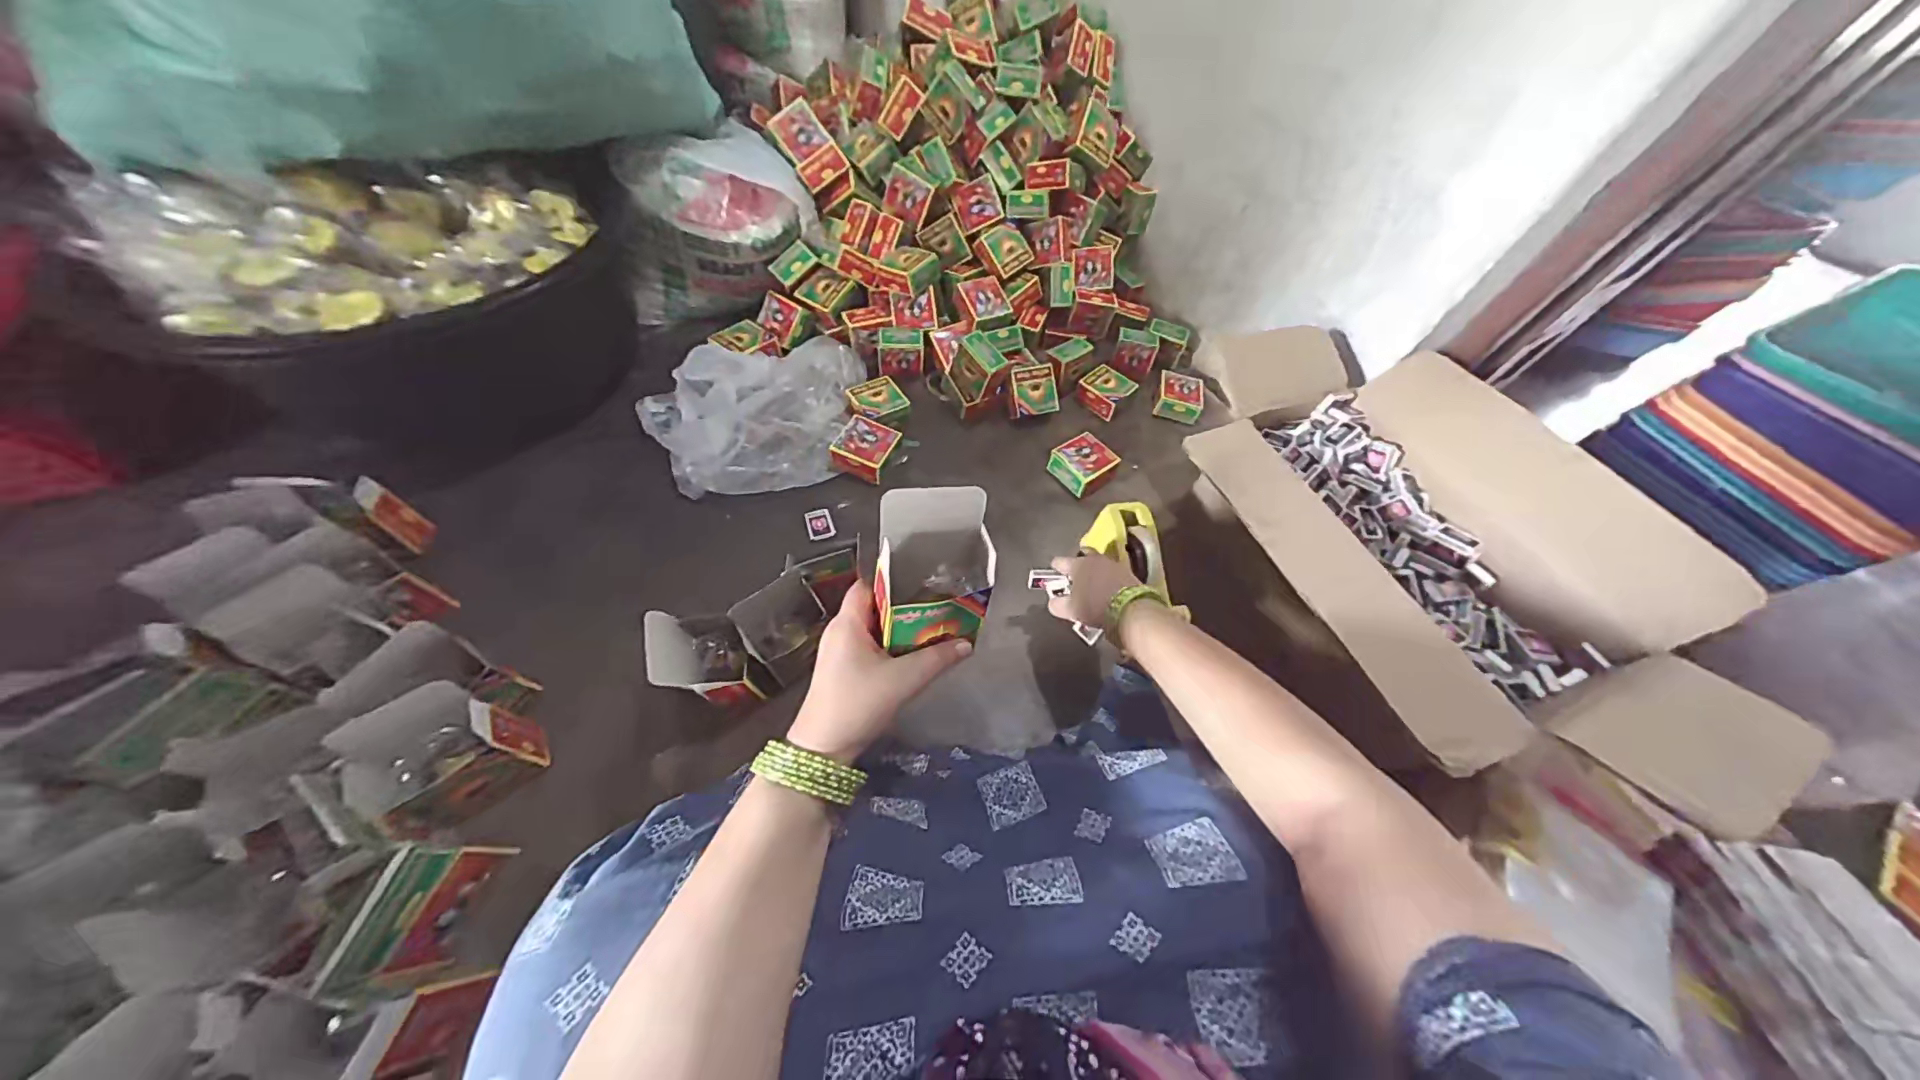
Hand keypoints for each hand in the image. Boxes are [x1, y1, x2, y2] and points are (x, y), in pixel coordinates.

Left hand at [786, 579, 970, 761]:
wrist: (824, 748)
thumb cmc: (858, 704)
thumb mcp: (904, 679)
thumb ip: (937, 658)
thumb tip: (966, 644)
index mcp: (847, 623)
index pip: (867, 585)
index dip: (893, 581)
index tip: (922, 584)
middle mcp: (839, 631)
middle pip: (873, 607)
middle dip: (904, 608)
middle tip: (936, 609)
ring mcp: (838, 652)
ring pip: (872, 629)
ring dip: (898, 630)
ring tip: (930, 630)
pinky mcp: (841, 671)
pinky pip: (868, 647)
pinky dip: (889, 647)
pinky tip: (910, 656)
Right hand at [1044, 553, 1142, 628]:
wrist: (1131, 610)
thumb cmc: (1095, 607)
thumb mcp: (1070, 610)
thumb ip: (1057, 604)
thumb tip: (1054, 602)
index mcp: (1078, 565)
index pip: (1061, 561)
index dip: (1056, 567)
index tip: (1054, 570)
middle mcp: (1095, 559)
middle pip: (1083, 557)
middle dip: (1077, 564)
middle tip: (1074, 576)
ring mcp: (1114, 565)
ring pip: (1099, 564)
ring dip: (1094, 572)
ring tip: (1091, 584)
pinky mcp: (1128, 573)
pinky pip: (1112, 573)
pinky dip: (1107, 578)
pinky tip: (1106, 589)